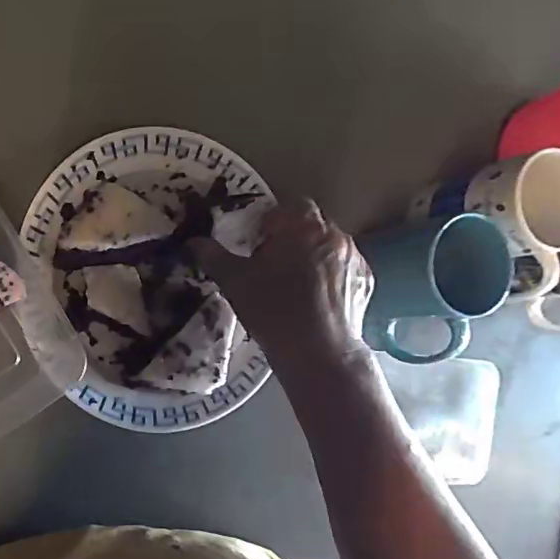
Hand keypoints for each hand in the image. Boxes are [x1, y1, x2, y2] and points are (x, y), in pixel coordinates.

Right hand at [194, 198, 373, 376]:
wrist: (318, 352)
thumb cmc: (273, 310)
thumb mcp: (235, 282)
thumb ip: (213, 256)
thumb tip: (193, 242)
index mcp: (302, 224)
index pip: (286, 206)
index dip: (269, 223)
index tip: (256, 245)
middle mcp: (334, 233)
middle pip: (309, 225)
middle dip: (291, 238)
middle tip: (271, 266)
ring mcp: (354, 257)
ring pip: (327, 247)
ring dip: (311, 257)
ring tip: (294, 286)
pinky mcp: (365, 281)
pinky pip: (343, 269)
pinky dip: (330, 278)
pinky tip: (315, 301)